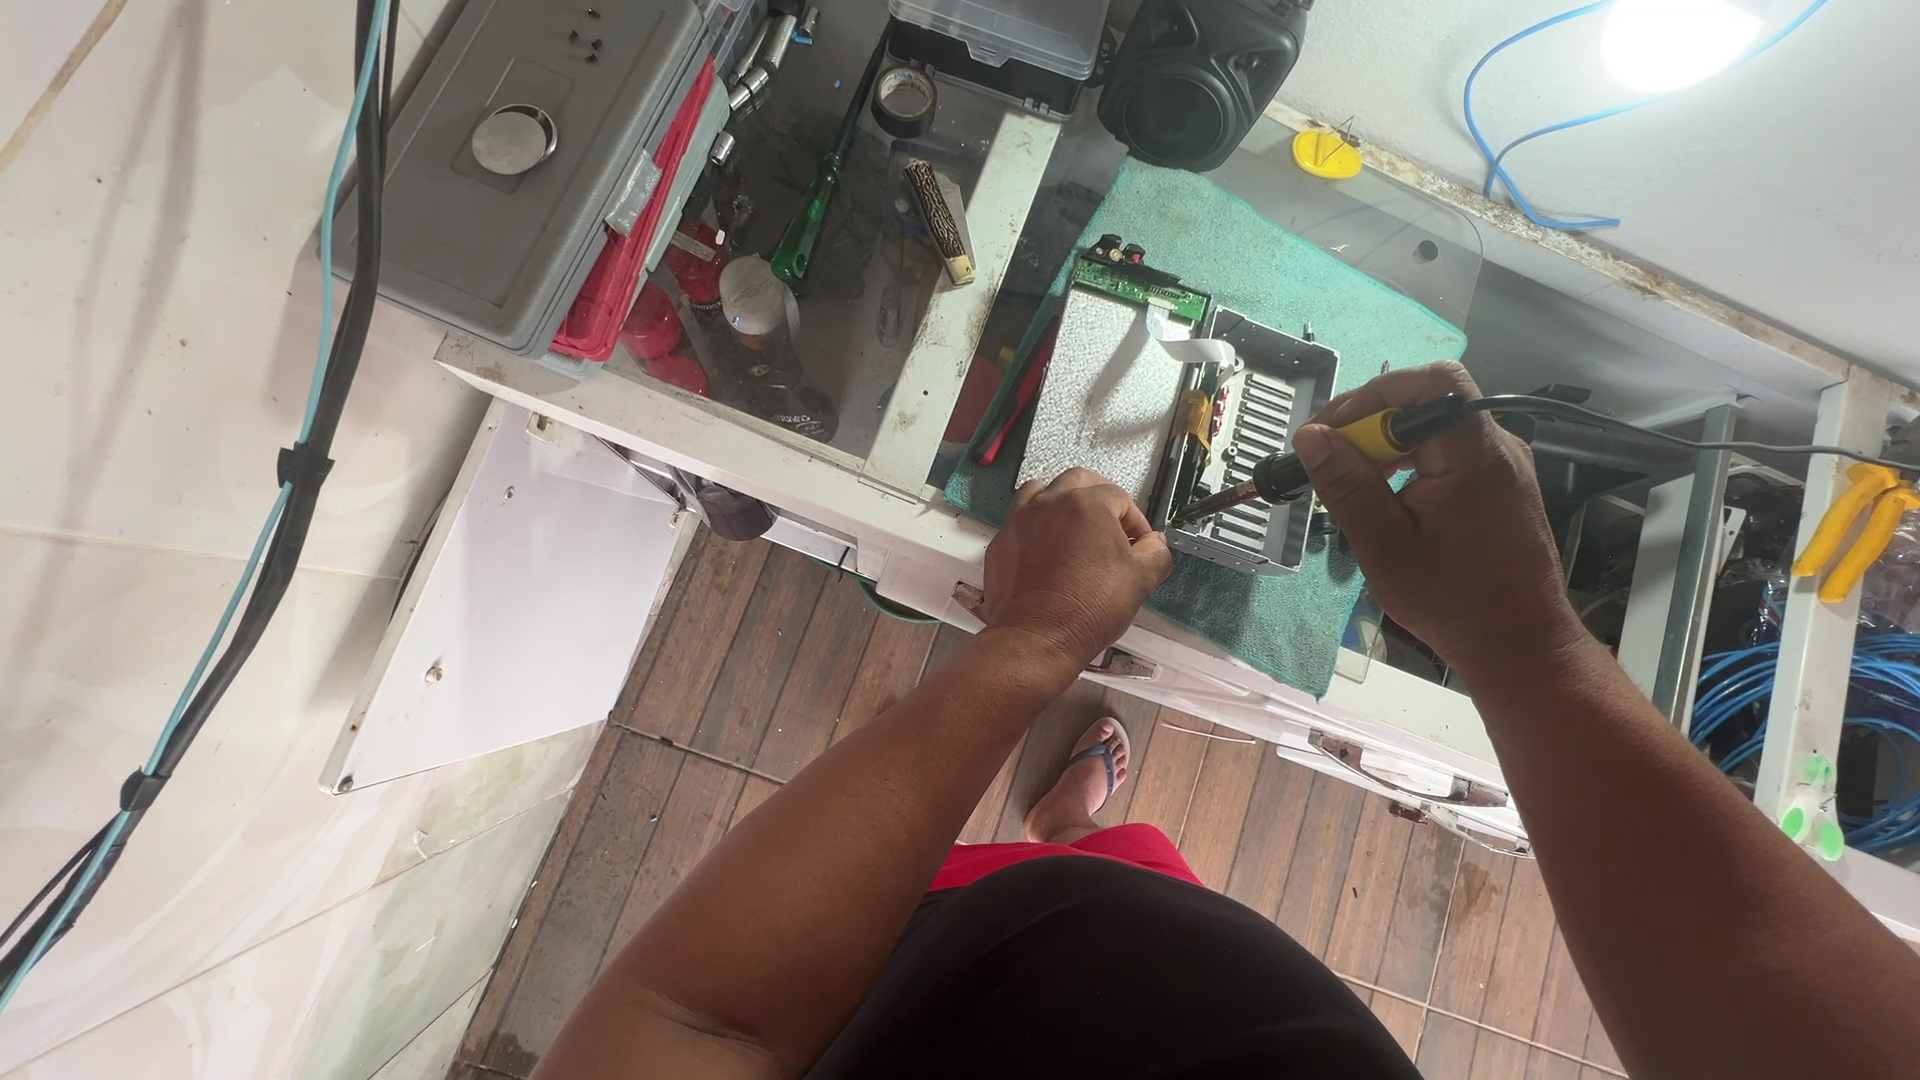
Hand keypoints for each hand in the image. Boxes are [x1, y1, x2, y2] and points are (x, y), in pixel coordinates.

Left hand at [982, 468, 1172, 669]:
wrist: (1037, 636)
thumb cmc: (1091, 607)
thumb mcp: (1141, 580)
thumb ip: (1156, 552)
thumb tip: (1154, 543)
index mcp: (1087, 504)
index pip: (1120, 497)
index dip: (1135, 520)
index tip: (1139, 545)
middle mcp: (1049, 502)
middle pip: (1078, 481)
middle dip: (1099, 497)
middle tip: (1110, 524)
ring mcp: (1020, 520)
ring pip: (1040, 491)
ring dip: (1060, 501)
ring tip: (1072, 526)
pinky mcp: (1001, 541)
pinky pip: (1019, 520)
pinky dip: (1035, 526)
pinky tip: (1044, 549)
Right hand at [1294, 363, 1586, 675]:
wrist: (1518, 643)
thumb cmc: (1451, 600)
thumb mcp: (1383, 545)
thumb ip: (1347, 485)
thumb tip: (1312, 437)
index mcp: (1473, 456)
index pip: (1428, 384)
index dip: (1370, 395)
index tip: (1329, 431)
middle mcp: (1496, 448)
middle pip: (1427, 402)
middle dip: (1368, 422)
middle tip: (1327, 458)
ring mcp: (1502, 466)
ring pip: (1434, 427)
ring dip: (1384, 444)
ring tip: (1349, 481)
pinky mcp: (1499, 485)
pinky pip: (1446, 452)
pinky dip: (1407, 462)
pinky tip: (1385, 497)